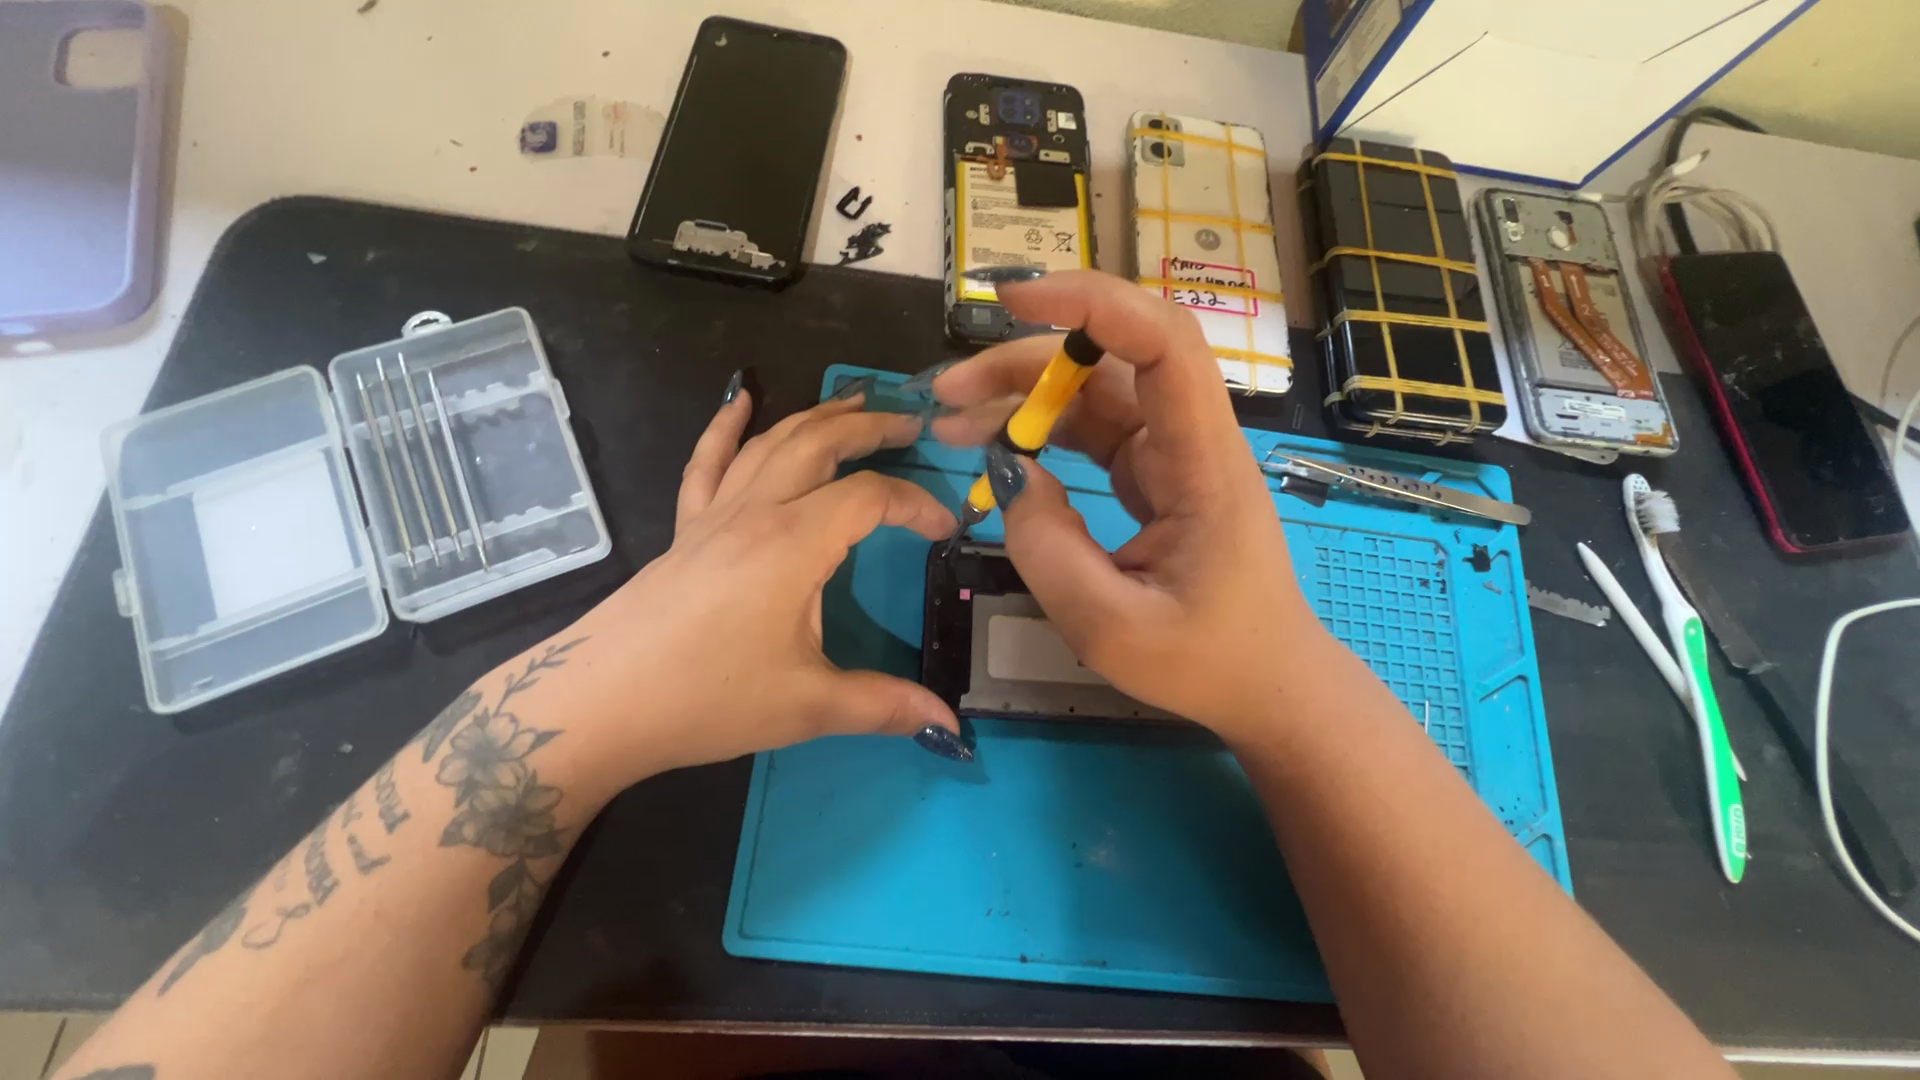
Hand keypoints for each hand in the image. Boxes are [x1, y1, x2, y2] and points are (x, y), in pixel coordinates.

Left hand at [558, 379, 964, 783]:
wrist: (600, 704)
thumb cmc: (708, 699)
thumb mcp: (807, 706)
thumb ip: (883, 705)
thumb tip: (949, 724)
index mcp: (794, 543)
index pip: (870, 496)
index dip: (916, 503)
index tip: (945, 529)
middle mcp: (756, 512)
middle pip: (819, 444)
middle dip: (870, 427)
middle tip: (911, 423)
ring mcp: (714, 515)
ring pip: (770, 443)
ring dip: (815, 417)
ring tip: (852, 402)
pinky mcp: (684, 529)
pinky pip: (707, 462)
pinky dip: (726, 425)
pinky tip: (739, 399)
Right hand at [932, 270, 1325, 740]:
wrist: (1264, 685)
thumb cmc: (1205, 660)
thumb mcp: (1110, 625)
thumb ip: (1047, 549)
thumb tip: (1009, 473)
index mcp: (1203, 463)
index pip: (1162, 344)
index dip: (1093, 303)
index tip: (1015, 299)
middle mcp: (1189, 441)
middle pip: (1109, 362)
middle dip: (1023, 362)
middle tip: (947, 394)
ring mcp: (1169, 456)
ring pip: (1091, 393)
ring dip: (1020, 397)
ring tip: (950, 422)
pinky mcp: (1150, 476)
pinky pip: (1089, 434)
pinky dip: (1038, 433)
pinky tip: (993, 449)